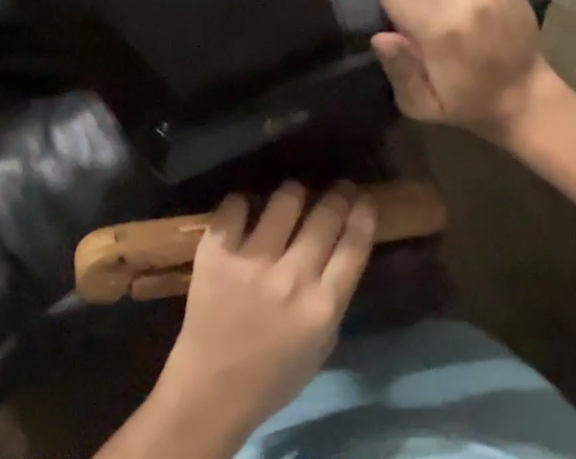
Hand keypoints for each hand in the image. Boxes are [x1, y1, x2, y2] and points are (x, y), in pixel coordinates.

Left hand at [150, 182, 376, 446]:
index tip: (364, 197)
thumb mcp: (323, 343)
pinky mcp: (216, 253)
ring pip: (284, 200)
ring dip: (294, 193)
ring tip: (293, 194)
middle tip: (338, 187)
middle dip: (337, 195)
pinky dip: (244, 203)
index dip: (363, 213)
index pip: (354, 244)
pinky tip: (248, 210)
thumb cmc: (274, 375)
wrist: (212, 389)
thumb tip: (339, 249)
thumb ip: (333, 296)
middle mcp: (292, 277)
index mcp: (323, 305)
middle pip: (325, 216)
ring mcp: (252, 261)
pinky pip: (235, 206)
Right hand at [371, 0, 563, 139]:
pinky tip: (477, 16)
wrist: (526, 96)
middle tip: (438, 38)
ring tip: (460, 26)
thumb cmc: (467, 104)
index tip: (413, 40)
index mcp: (439, 27)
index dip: (397, 19)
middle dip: (420, 9)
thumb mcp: (421, 104)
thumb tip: (381, 36)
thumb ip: (398, 69)